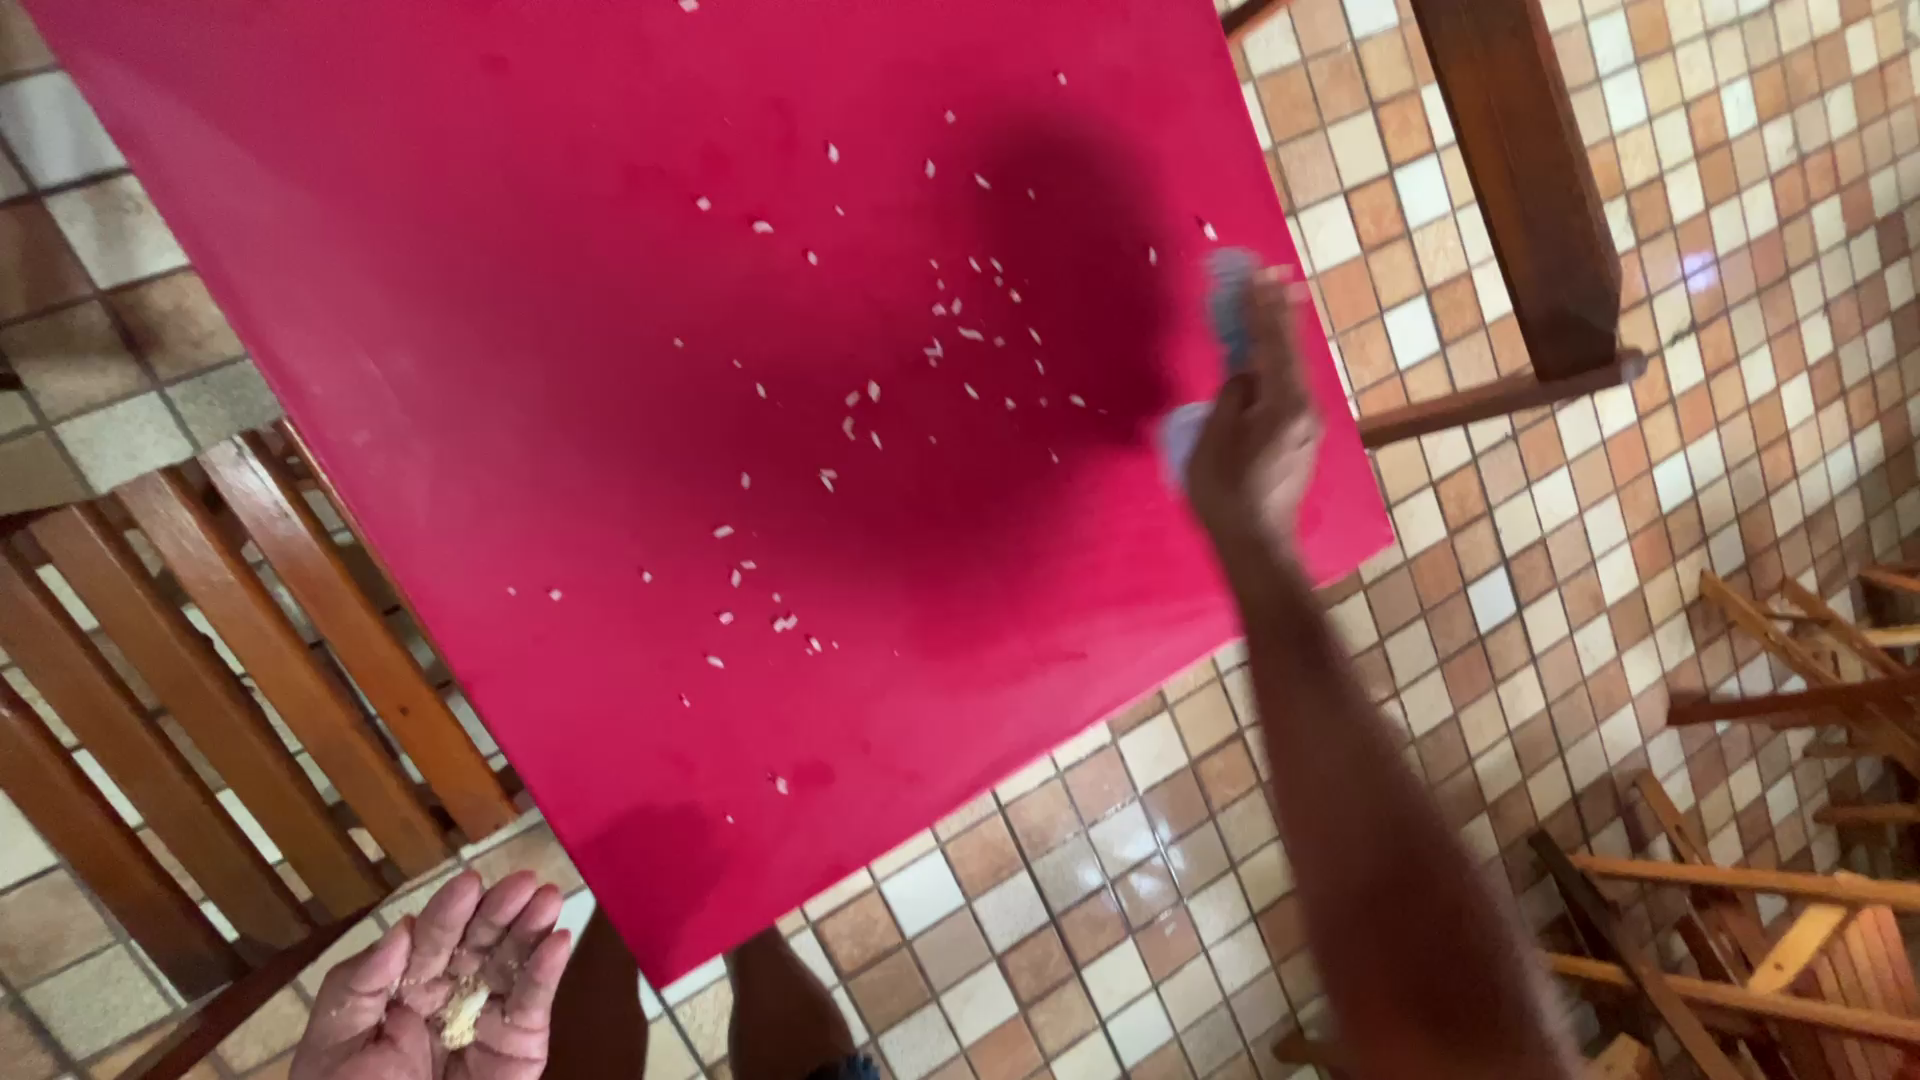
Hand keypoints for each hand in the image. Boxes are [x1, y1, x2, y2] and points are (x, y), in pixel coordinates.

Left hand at [291, 871, 571, 1079]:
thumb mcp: (332, 1054)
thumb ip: (357, 990)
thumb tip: (400, 928)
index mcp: (404, 991)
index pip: (431, 941)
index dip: (449, 911)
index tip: (469, 883)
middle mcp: (451, 993)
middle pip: (480, 941)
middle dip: (501, 909)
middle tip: (523, 881)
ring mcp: (491, 1012)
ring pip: (515, 959)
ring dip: (533, 926)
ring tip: (549, 897)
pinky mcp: (524, 1035)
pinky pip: (536, 997)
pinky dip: (549, 968)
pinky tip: (559, 940)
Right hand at [1186, 266, 1322, 568]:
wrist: (1257, 544)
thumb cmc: (1226, 494)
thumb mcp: (1213, 440)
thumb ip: (1231, 396)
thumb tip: (1244, 372)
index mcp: (1283, 404)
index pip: (1271, 343)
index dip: (1258, 308)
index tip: (1253, 273)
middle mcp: (1305, 408)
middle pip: (1290, 350)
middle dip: (1276, 312)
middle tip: (1271, 276)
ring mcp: (1306, 426)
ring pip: (1292, 369)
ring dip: (1279, 336)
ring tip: (1274, 303)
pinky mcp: (1300, 440)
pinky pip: (1289, 388)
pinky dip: (1278, 363)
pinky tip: (1272, 357)